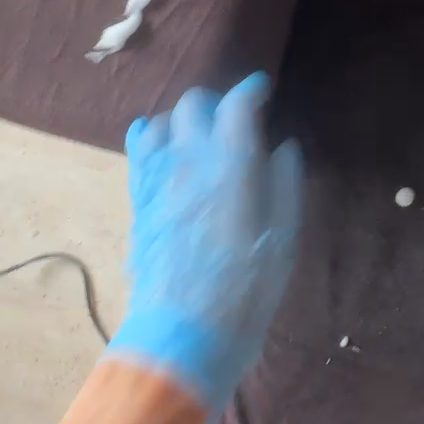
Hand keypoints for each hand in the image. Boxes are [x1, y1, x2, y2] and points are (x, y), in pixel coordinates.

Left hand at [105, 72, 303, 412]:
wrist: (184, 334)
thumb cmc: (246, 286)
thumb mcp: (284, 234)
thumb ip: (284, 181)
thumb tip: (282, 146)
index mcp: (231, 162)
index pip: (237, 102)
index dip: (252, 89)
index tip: (262, 89)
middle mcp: (189, 157)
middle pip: (193, 103)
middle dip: (216, 102)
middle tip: (234, 120)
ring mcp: (157, 175)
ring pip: (160, 120)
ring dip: (183, 120)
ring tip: (199, 138)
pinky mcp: (138, 197)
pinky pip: (138, 148)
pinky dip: (155, 139)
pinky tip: (170, 156)